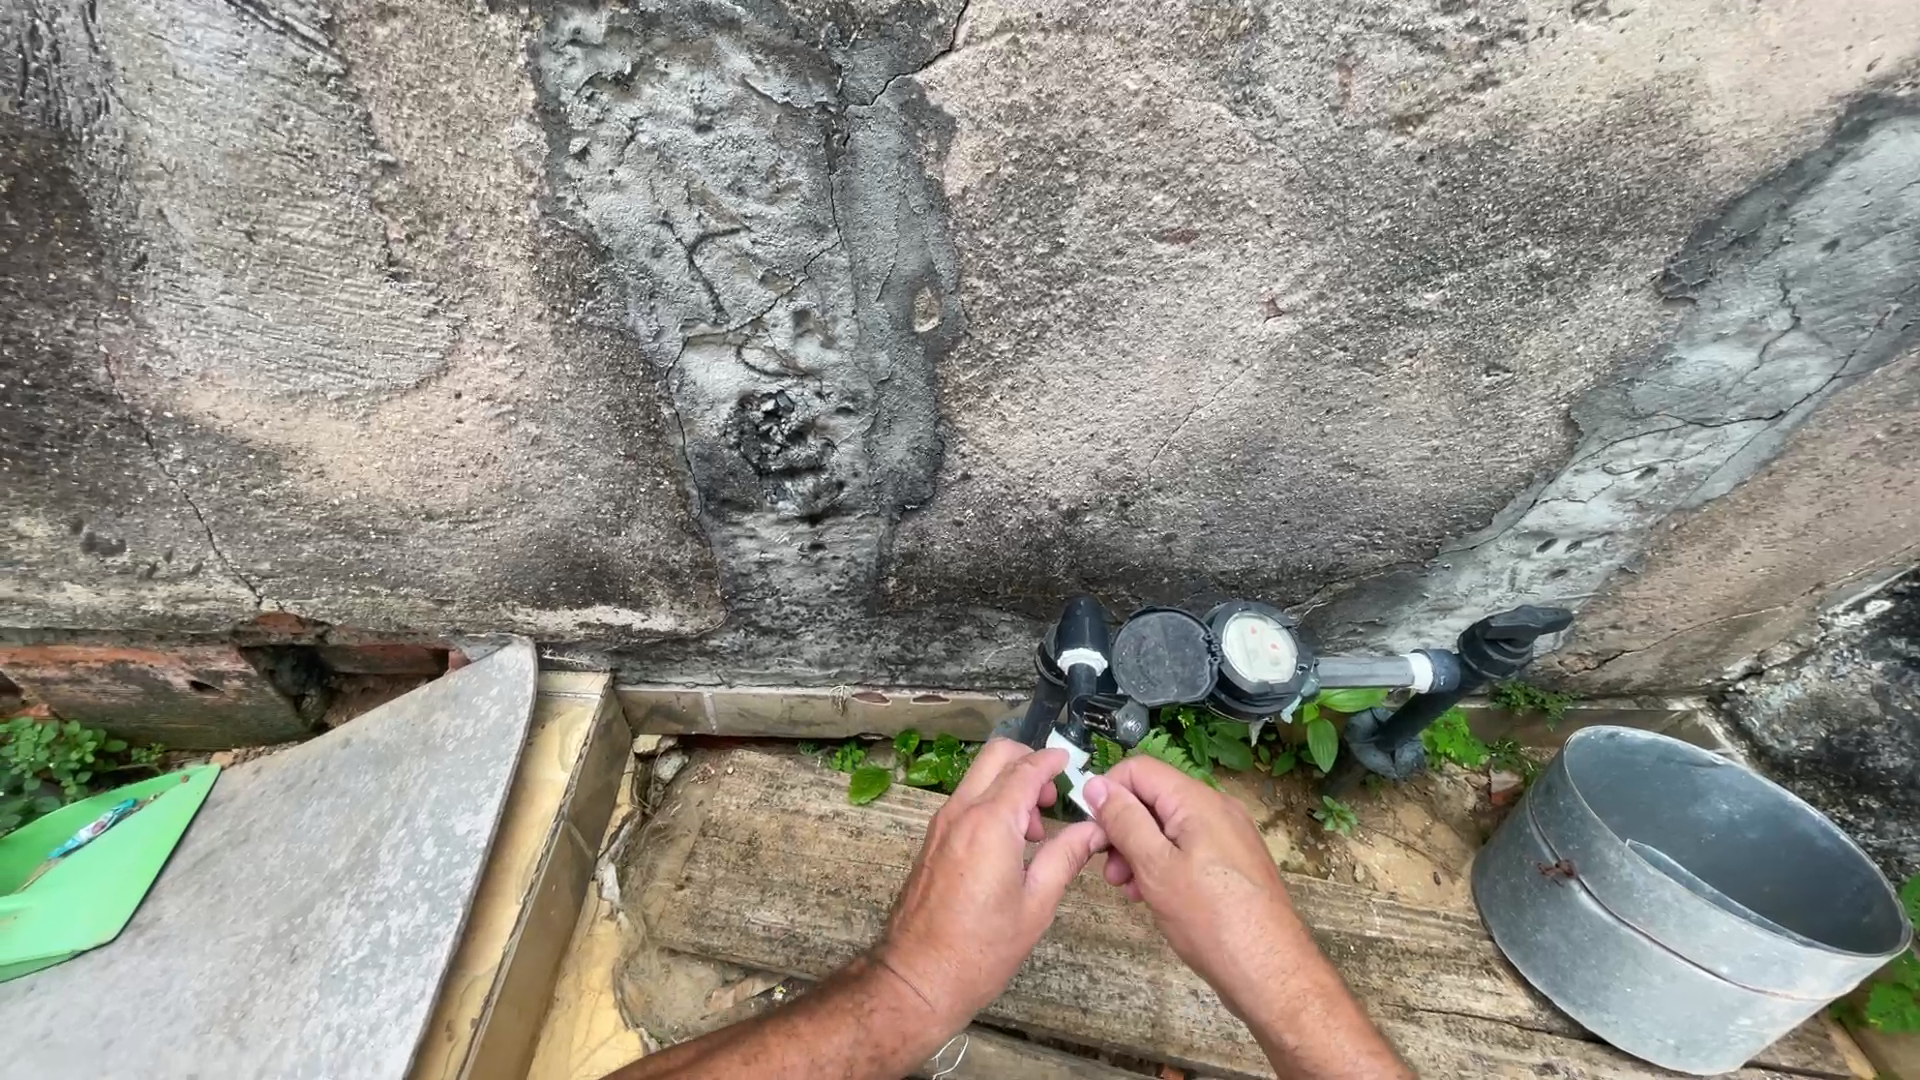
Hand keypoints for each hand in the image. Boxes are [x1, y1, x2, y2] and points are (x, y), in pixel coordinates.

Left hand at [875, 738, 1106, 1030]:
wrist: (918, 976)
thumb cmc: (981, 949)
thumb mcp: (1036, 905)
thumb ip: (1066, 856)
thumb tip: (1093, 830)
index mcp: (990, 823)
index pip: (1025, 770)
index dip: (1051, 761)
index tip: (1070, 762)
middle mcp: (962, 811)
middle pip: (997, 755)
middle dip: (1028, 761)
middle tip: (1050, 797)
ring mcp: (942, 822)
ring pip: (980, 775)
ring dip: (1009, 783)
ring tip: (1033, 831)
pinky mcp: (934, 837)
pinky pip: (967, 799)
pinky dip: (991, 801)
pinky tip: (1009, 842)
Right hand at [1083, 756, 1308, 1019]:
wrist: (1274, 976)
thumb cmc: (1211, 920)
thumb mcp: (1155, 866)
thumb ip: (1123, 820)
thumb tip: (1096, 784)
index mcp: (1197, 800)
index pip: (1138, 769)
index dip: (1108, 792)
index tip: (1093, 829)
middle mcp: (1216, 808)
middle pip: (1154, 797)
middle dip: (1123, 827)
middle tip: (1109, 869)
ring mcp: (1229, 835)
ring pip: (1169, 826)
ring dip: (1140, 850)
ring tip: (1129, 889)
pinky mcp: (1234, 862)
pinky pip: (1188, 847)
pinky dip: (1164, 863)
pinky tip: (1154, 895)